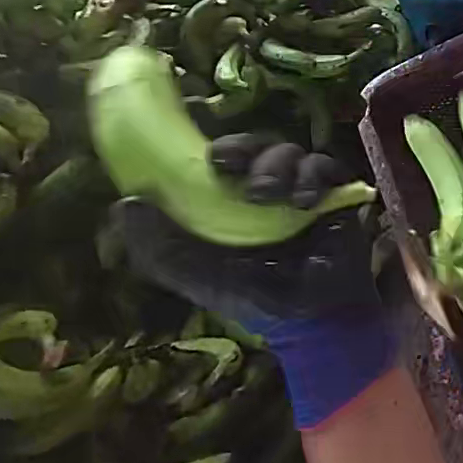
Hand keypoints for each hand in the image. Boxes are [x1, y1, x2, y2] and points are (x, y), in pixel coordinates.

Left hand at [118, 135, 389, 428]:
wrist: (309, 318)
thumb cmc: (251, 294)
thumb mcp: (196, 274)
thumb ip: (159, 246)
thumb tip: (127, 201)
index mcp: (232, 195)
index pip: (224, 153)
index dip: (217, 144)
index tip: (208, 152)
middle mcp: (267, 183)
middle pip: (257, 143)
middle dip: (244, 148)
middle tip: (229, 165)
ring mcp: (302, 185)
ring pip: (290, 151)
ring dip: (276, 166)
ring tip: (267, 195)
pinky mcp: (335, 192)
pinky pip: (327, 166)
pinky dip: (314, 175)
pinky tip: (303, 201)